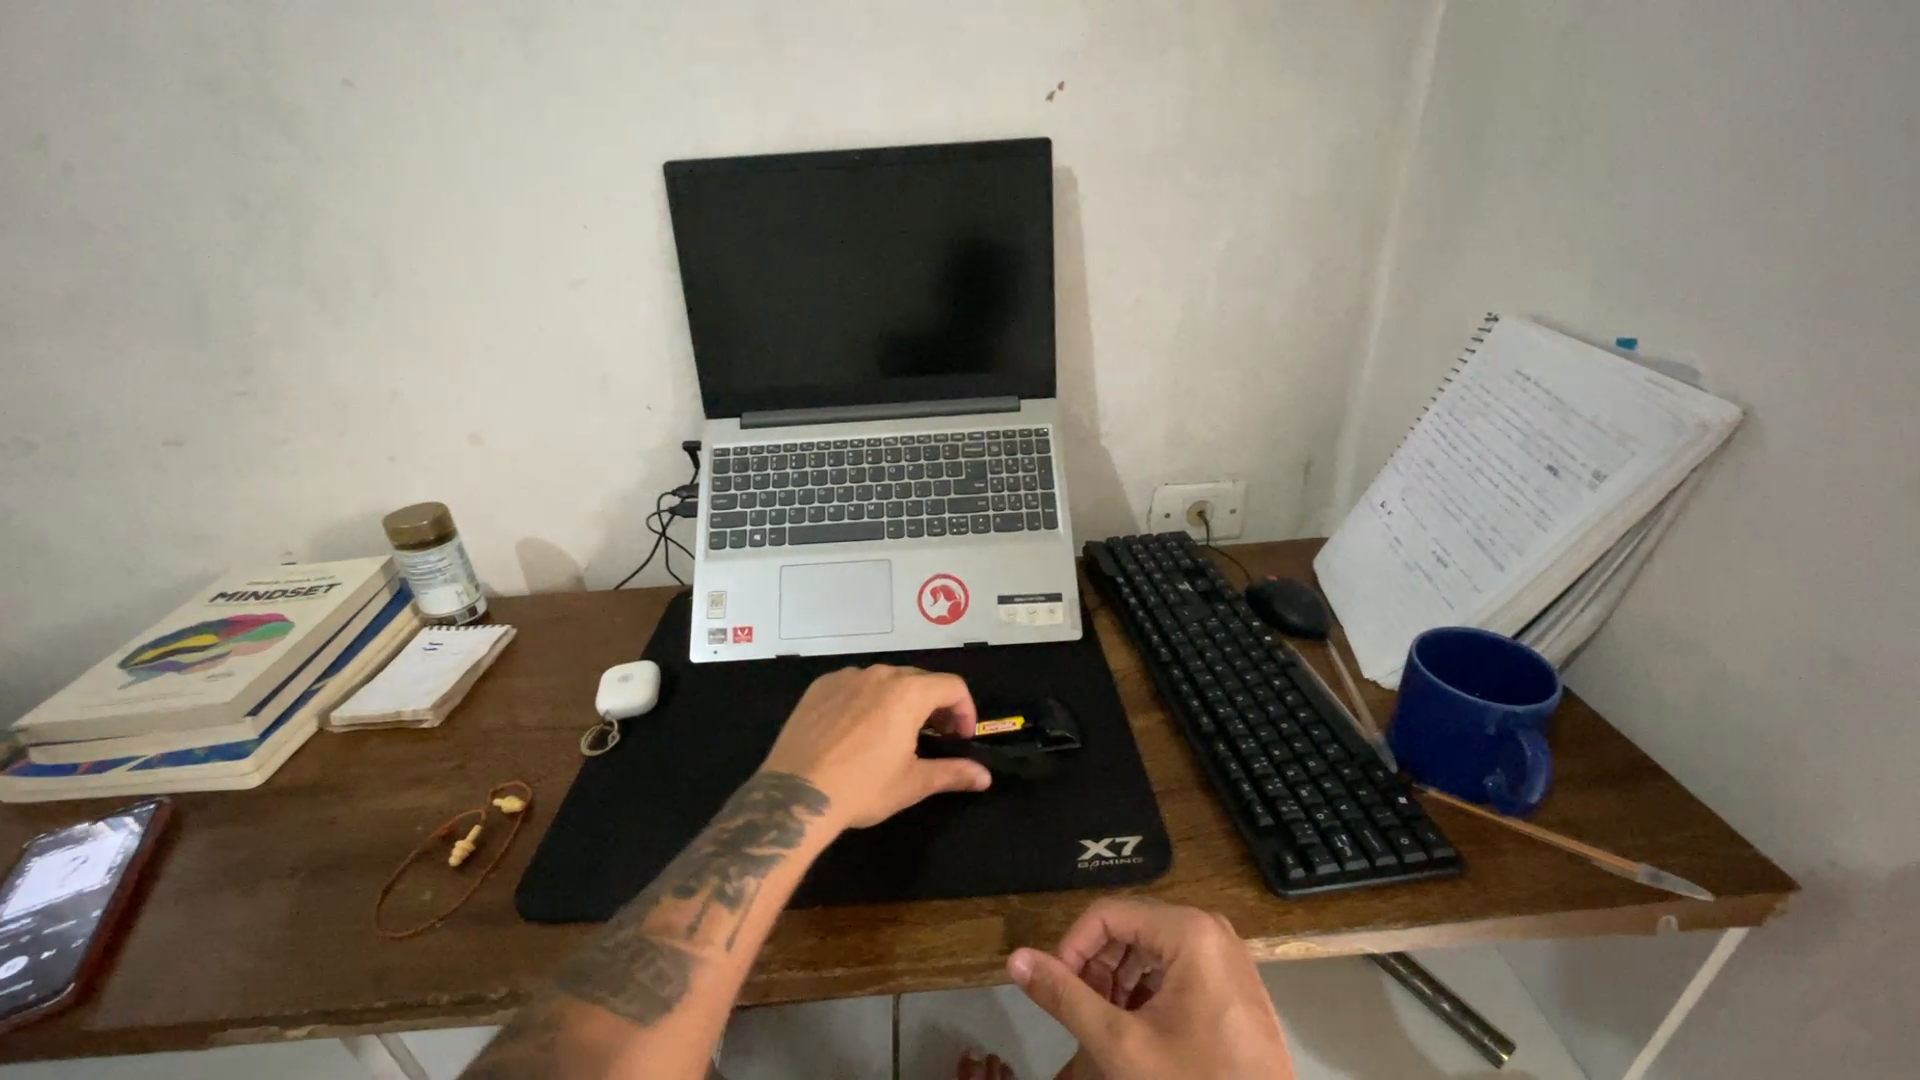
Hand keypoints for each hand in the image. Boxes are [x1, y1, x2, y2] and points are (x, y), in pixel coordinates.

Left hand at [761, 664, 991, 829]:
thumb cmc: (862, 788)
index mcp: (909, 692)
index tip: (961, 738)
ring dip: (900, 700)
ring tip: (895, 734)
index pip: (952, 686)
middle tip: (934, 737)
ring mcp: (846, 677)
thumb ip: (952, 772)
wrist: (795, 794)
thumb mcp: (912, 783)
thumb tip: (985, 777)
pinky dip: (866, 700)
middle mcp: (879, 674)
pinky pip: (854, 685)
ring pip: (885, 680)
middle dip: (935, 706)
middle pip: (920, 680)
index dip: (965, 711)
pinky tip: (857, 731)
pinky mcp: (820, 687)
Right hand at [1007, 899, 1294, 1079]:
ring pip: (1150, 948)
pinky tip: (1136, 1028)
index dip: (1071, 947)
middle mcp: (1210, 928)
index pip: (1107, 914)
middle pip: (1130, 927)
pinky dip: (1147, 990)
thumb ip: (1065, 997)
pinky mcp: (1232, 980)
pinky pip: (1176, 966)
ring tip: (1105, 1024)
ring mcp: (1225, 954)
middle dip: (1097, 967)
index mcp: (1188, 930)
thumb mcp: (1120, 1043)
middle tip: (1082, 1012)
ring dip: (1118, 980)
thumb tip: (1015, 959)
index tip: (1056, 990)